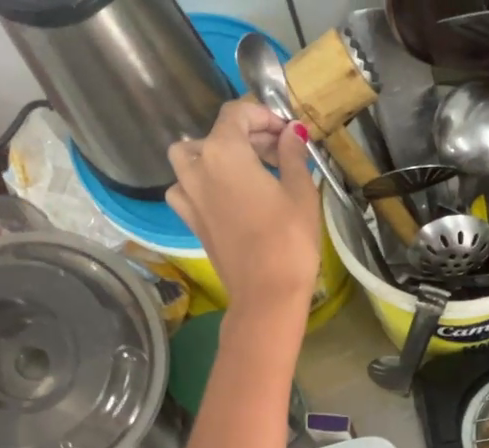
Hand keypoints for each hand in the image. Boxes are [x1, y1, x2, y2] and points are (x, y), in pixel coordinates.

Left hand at [166, 100, 320, 322]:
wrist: (266, 294)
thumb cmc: (289, 241)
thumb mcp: (301, 193)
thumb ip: (293, 156)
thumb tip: (292, 133)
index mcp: (224, 151)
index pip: (237, 113)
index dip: (264, 114)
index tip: (288, 131)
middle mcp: (197, 165)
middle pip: (217, 134)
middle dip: (249, 136)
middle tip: (280, 153)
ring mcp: (188, 193)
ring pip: (194, 157)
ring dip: (218, 155)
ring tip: (247, 170)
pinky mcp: (190, 219)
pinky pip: (187, 187)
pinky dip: (203, 182)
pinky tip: (225, 195)